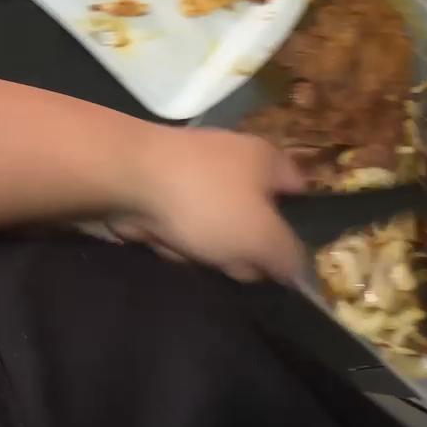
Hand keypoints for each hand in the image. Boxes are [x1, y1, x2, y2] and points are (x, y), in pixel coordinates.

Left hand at [111, 127, 306, 282]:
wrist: (126, 177)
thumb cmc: (206, 201)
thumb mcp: (264, 238)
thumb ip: (289, 258)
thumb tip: (295, 269)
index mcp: (264, 157)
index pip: (298, 188)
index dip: (300, 222)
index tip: (289, 256)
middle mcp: (231, 156)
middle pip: (252, 217)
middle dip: (242, 249)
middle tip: (234, 265)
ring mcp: (193, 170)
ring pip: (214, 227)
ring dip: (204, 249)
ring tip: (190, 252)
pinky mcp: (160, 185)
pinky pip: (179, 224)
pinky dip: (172, 238)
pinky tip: (162, 241)